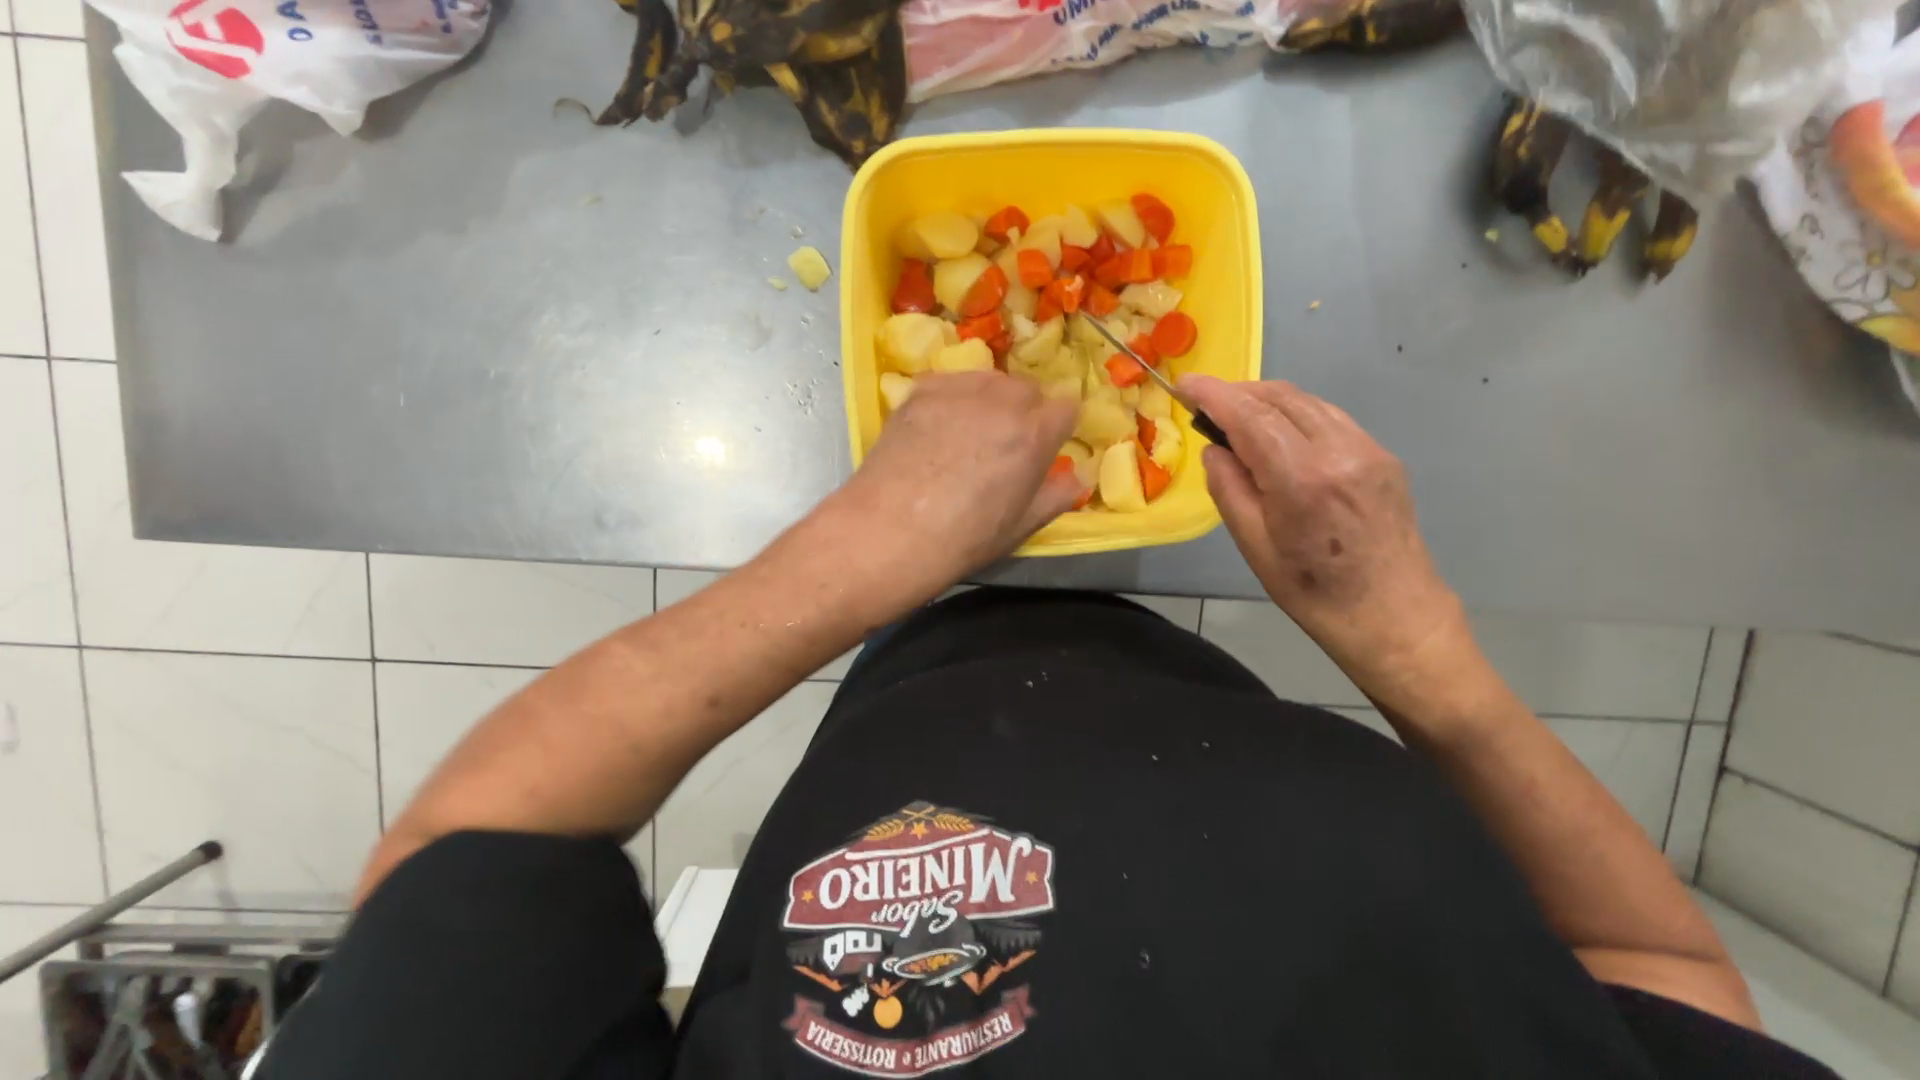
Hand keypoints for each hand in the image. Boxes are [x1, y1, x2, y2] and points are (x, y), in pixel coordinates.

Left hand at [825, 371, 1080, 598]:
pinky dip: (954, 396)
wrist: (890, 531)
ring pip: (989, 380)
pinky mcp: (920, 391)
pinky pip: (951, 381)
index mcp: (1034, 435)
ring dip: (990, 399)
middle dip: (1025, 412)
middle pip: (1027, 389)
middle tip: (1005, 445)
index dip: (1058, 428)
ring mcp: (958, 391)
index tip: (1045, 446)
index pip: (1066, 407)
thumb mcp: (1021, 527)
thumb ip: (1056, 496)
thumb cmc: (963, 538)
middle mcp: (1001, 401)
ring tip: (972, 432)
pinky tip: (940, 425)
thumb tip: (1075, 477)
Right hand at [1180, 376, 1469, 701]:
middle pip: (1280, 397)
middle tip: (1205, 405)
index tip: (1184, 385)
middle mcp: (1338, 450)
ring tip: (1239, 418)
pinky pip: (1331, 418)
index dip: (1214, 394)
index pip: (1250, 415)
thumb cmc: (1313, 592)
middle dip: (1238, 393)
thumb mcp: (1254, 546)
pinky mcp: (1382, 456)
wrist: (1392, 614)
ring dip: (1267, 400)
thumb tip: (1217, 449)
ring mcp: (1368, 449)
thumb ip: (1230, 488)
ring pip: (1308, 402)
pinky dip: (1297, 414)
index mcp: (1301, 478)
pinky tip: (1281, 435)